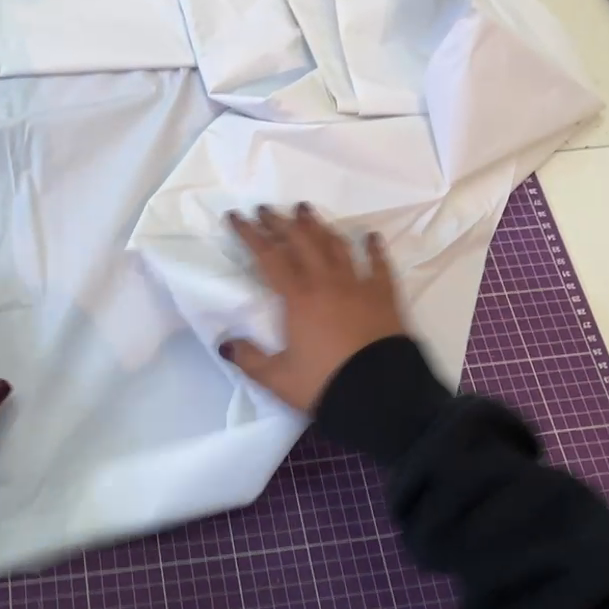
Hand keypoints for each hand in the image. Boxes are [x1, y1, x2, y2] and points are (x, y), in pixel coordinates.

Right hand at [220, 204, 406, 411]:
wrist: (384, 399)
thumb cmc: (326, 384)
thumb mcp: (278, 379)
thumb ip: (249, 360)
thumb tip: (224, 345)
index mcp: (298, 297)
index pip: (268, 255)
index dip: (250, 234)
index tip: (236, 216)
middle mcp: (326, 282)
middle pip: (300, 241)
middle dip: (280, 222)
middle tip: (266, 209)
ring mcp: (358, 286)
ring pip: (335, 245)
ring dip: (318, 226)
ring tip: (305, 210)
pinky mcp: (384, 297)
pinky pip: (379, 266)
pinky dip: (374, 249)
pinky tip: (370, 237)